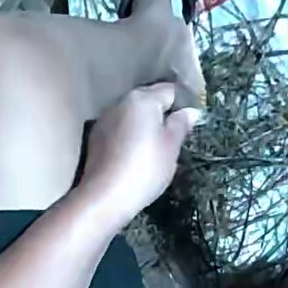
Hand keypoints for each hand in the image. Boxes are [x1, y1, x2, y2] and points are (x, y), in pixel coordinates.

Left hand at [75, 82, 198, 227]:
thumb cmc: (145, 169)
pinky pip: (119, 130)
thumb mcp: (171, 147)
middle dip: (162, 113)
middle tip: (176, 134)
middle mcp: (120, 103)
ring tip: (156, 146)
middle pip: (148, 100)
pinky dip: (129, 137)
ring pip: (131, 115)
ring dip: (144, 125)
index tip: (192, 120)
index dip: (184, 103)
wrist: (105, 196)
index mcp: (142, 99)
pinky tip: (135, 154)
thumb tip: (190, 111)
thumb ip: (180, 125)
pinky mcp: (95, 139)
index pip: (169, 90)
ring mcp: (104, 120)